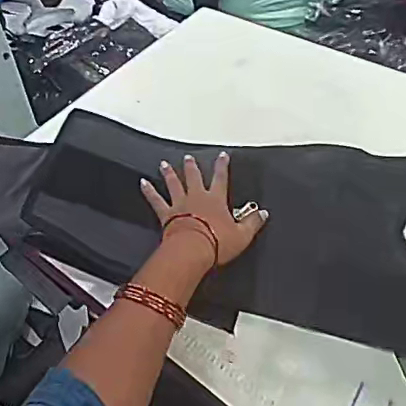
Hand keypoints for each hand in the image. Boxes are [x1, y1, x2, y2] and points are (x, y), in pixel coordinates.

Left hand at [140, 153, 267, 269]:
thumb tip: (262, 213)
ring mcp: (180, 204)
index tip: (222, 156)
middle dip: (192, 167)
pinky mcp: (167, 215)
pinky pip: (156, 200)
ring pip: (174, 184)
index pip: (221, 178)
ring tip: (164, 164)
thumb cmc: (217, 242)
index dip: (221, 166)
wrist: (193, 250)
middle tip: (188, 158)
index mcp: (216, 200)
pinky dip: (149, 191)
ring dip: (169, 174)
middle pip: (194, 178)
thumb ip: (252, 222)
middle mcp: (197, 197)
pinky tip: (143, 182)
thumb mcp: (242, 235)